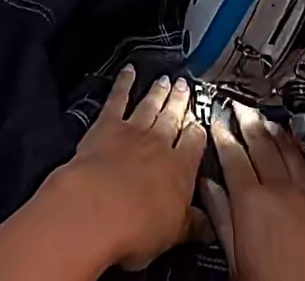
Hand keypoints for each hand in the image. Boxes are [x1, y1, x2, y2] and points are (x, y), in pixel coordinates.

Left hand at [44, 66, 206, 269]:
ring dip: (158, 92)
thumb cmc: (134, 226)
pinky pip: (117, 99)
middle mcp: (160, 143)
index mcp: (180, 168)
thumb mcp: (171, 234)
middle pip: (174, 117)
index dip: (198, 132)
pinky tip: (128, 70)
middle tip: (185, 87)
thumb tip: (208, 226)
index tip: (200, 125)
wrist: (96, 209)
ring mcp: (133, 130)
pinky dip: (123, 83)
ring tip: (166, 79)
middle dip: (180, 102)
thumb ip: (190, 224)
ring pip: (150, 105)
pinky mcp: (107, 126)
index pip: (195, 143)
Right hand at [202, 102, 304, 280]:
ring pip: (285, 147)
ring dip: (271, 128)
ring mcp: (302, 192)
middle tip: (239, 105)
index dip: (223, 134)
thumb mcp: (236, 261)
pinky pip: (302, 161)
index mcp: (252, 202)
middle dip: (247, 119)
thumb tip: (210, 192)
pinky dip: (292, 146)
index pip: (233, 156)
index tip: (217, 119)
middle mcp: (279, 189)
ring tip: (263, 116)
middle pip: (260, 143)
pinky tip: (290, 144)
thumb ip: (222, 220)